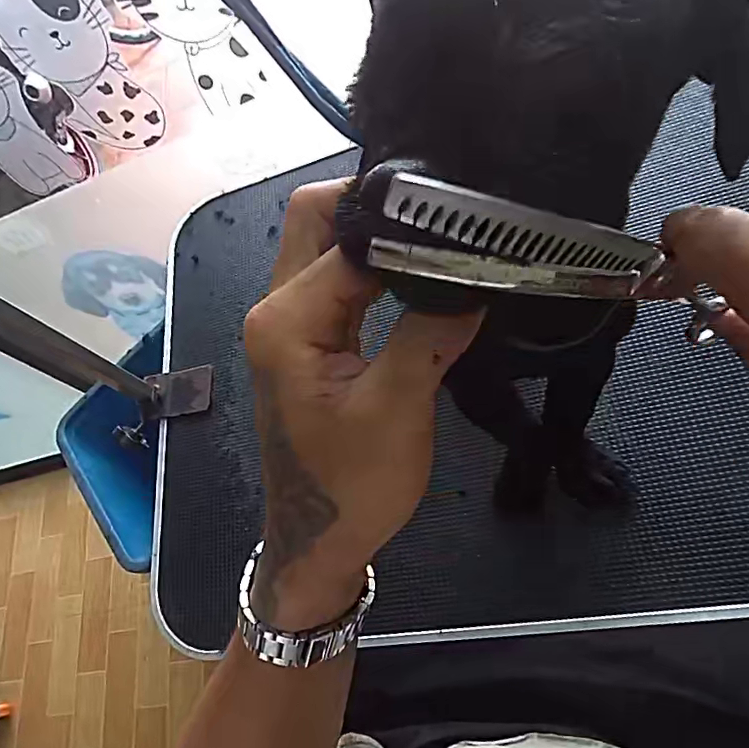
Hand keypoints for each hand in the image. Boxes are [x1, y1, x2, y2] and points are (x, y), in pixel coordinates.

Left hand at [243, 182, 483, 627]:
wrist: (319, 540)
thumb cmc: (350, 487)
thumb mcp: (398, 410)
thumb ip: (431, 334)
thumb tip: (472, 280)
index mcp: (286, 320)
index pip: (347, 239)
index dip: (406, 227)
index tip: (462, 223)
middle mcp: (275, 310)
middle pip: (316, 221)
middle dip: (376, 207)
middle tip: (443, 219)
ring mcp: (287, 326)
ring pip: (326, 249)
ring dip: (376, 240)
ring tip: (440, 242)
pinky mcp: (306, 343)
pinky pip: (336, 284)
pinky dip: (373, 271)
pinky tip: (415, 276)